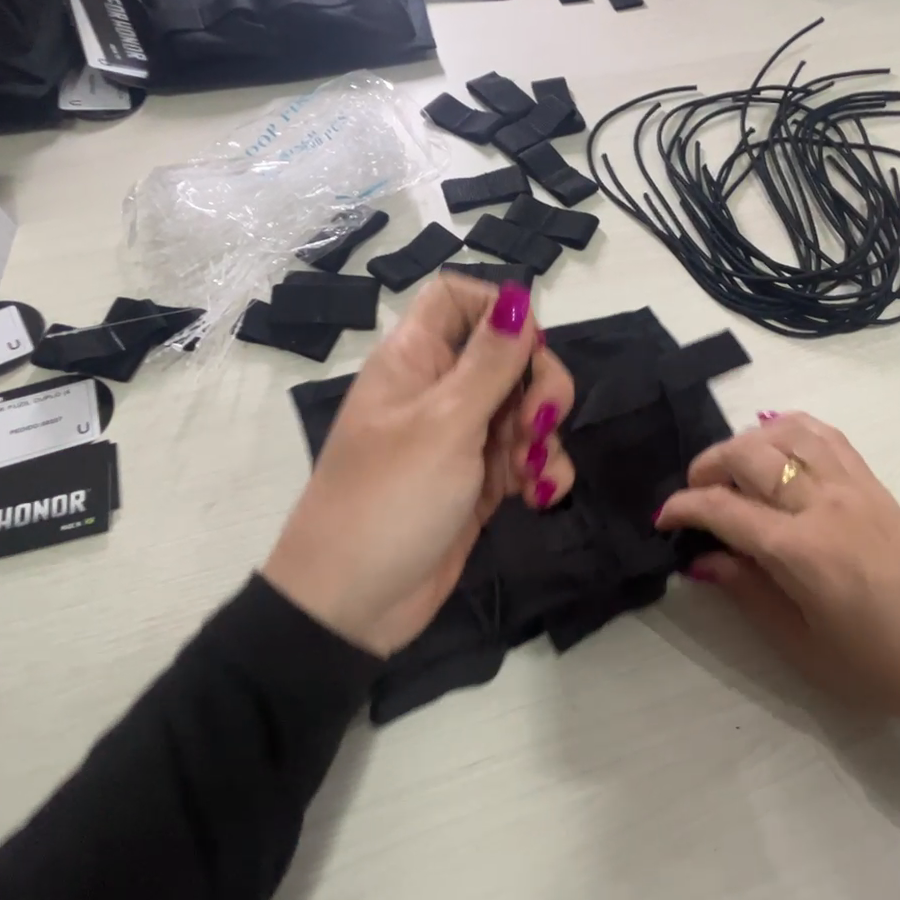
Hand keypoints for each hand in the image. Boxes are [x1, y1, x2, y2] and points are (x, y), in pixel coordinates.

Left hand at [263, 275, 575, 657]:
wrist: (355, 601)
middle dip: (538, 386)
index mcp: (415, 360)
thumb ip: (490, 363)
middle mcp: (440, 391)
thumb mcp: (444, 425)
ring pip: (525, 410)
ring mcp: (461, 440)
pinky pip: (526, 459)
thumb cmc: (390, 500)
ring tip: (533, 475)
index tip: (526, 349)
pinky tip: (541, 496)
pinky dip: (542, 472)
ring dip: (544, 437)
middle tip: (538, 424)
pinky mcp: (480, 484)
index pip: (460, 300)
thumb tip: (520, 298)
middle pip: (509, 356)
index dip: (501, 313)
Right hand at [654, 412, 899, 753]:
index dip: (684, 507)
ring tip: (730, 467)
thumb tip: (703, 559)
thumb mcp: (801, 643)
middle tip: (693, 494)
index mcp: (802, 552)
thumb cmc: (877, 666)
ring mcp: (856, 488)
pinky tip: (777, 447)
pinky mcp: (877, 485)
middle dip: (708, 465)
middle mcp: (826, 505)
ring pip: (788, 432)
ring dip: (748, 440)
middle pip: (751, 455)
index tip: (663, 519)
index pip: (725, 509)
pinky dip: (792, 430)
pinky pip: (828, 437)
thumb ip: (747, 591)